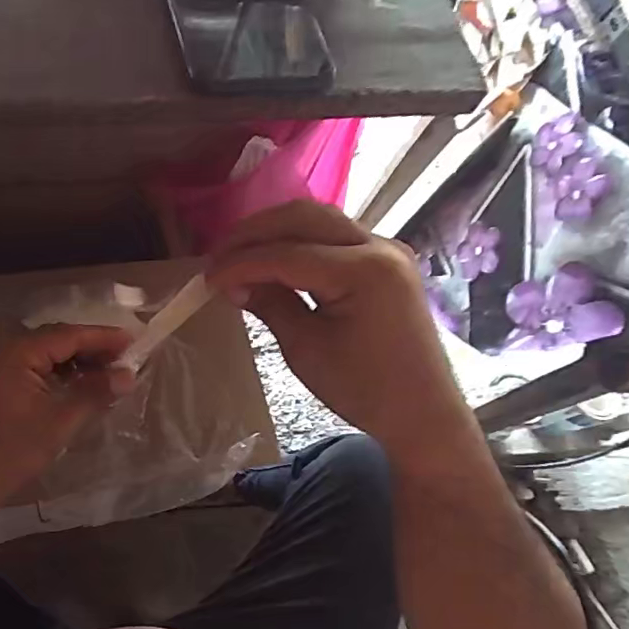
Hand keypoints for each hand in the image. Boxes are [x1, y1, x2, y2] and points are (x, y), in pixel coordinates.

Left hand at [0, 324, 134, 536]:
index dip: (102, 337)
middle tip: (127, 356)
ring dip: (79, 361)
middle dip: (93, 347)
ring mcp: (3, 367)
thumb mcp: (60, 421)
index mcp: (18, 354)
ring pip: (49, 354)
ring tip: (111, 371)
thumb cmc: (15, 450)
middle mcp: (7, 352)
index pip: (68, 335)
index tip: (133, 340)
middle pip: (58, 339)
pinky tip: (85, 384)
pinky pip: (39, 368)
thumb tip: (128, 375)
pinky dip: (63, 373)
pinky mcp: (3, 384)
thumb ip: (95, 392)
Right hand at [207, 201, 468, 448]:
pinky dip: (301, 243)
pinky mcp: (387, 261)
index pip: (286, 253)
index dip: (240, 262)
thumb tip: (233, 282)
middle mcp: (379, 246)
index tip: (206, 277)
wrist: (422, 411)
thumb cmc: (363, 389)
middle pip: (304, 217)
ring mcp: (387, 249)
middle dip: (255, 232)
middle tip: (219, 256)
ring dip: (277, 233)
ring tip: (240, 257)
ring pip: (321, 221)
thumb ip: (270, 304)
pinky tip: (275, 262)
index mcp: (363, 272)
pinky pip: (336, 238)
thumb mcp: (306, 349)